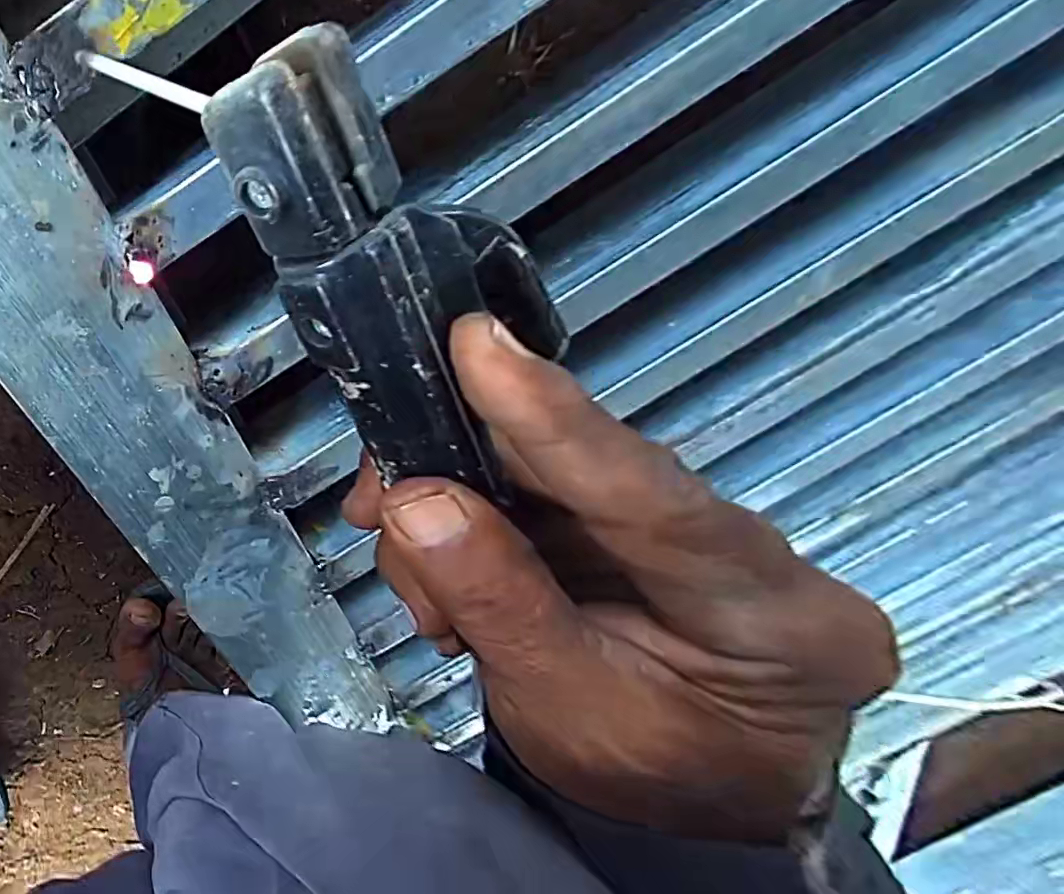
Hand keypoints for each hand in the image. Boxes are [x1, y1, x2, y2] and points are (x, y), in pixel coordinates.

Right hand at [343, 314, 896, 842]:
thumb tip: (413, 501)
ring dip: (436, 509)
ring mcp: (655, 521)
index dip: (552, 417)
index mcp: (772, 614)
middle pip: (561, 463)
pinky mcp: (598, 515)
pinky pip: (501, 483)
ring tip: (427, 597)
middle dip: (450, 471)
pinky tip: (437, 577)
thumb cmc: (642, 775)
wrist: (663, 802)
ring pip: (514, 465)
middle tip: (374, 507)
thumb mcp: (566, 709)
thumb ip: (496, 602)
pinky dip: (442, 518)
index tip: (477, 343)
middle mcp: (724, 541)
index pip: (652, 497)